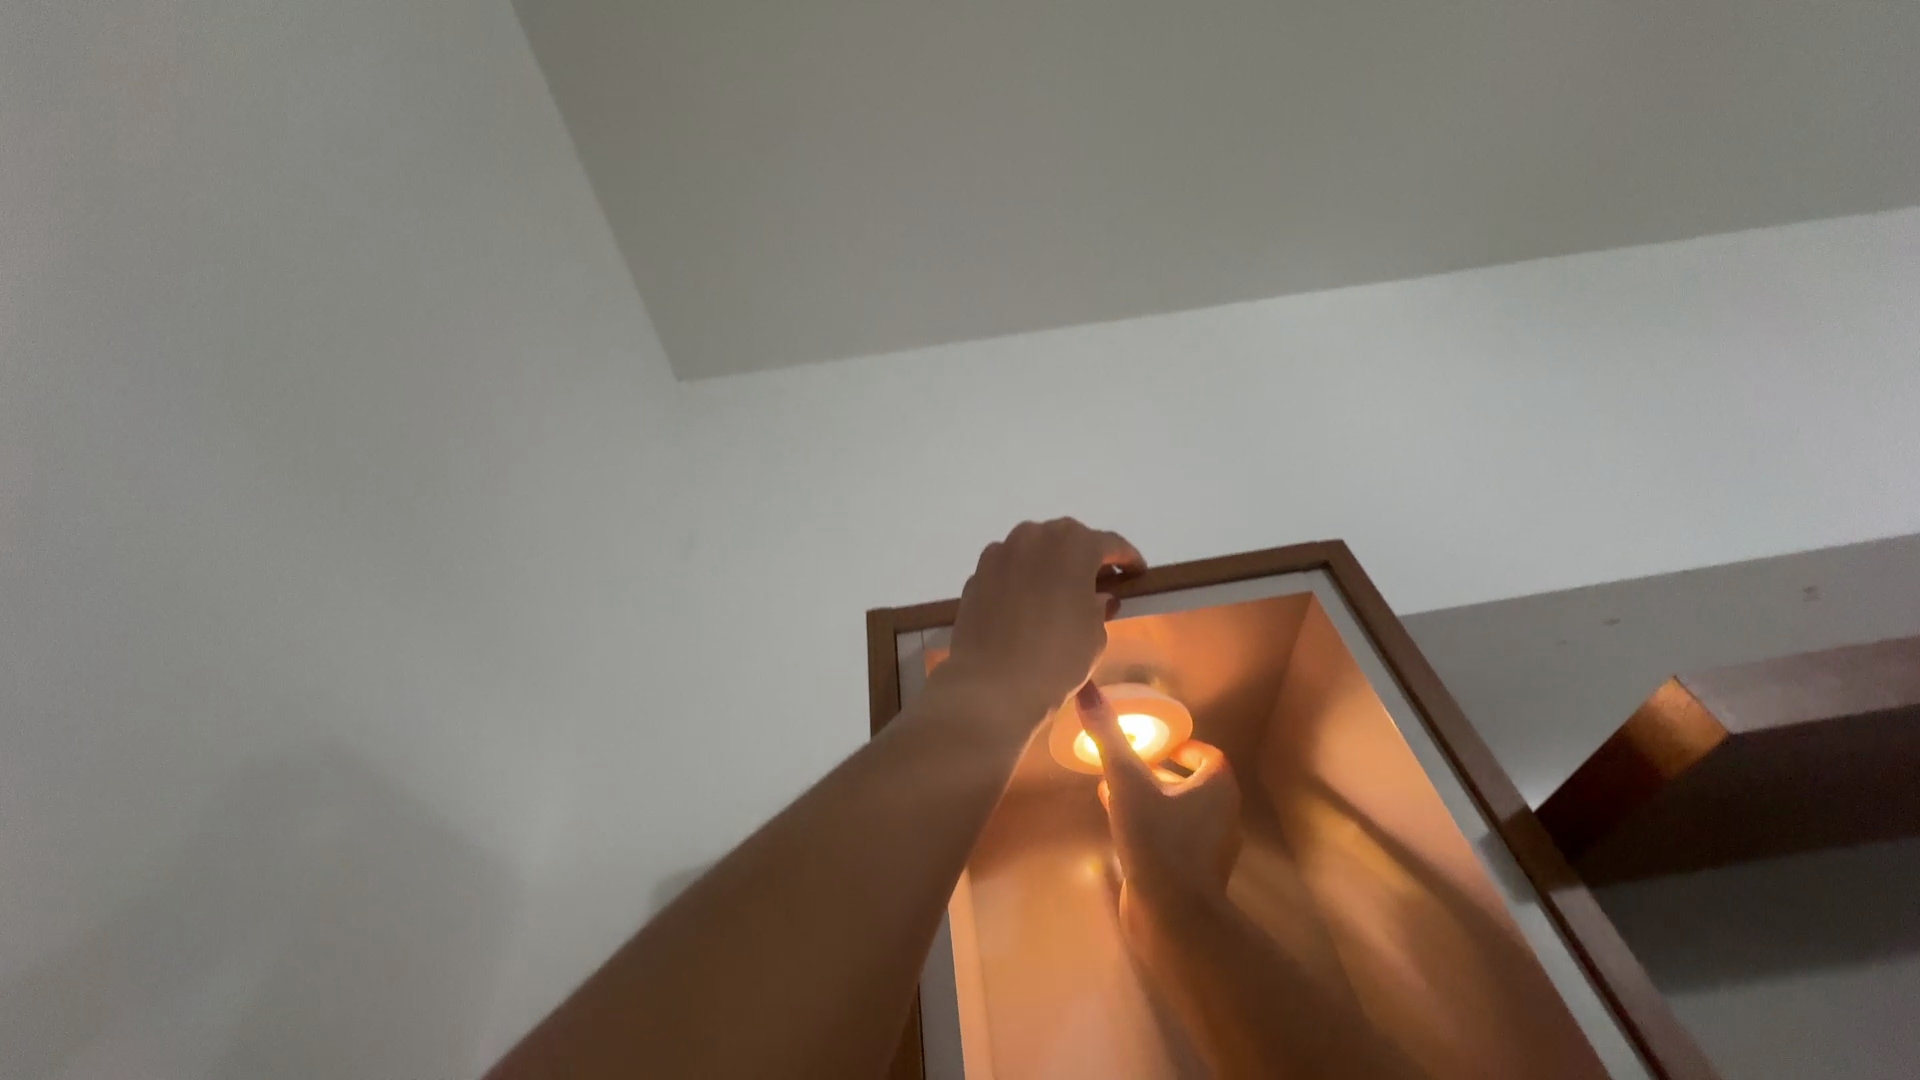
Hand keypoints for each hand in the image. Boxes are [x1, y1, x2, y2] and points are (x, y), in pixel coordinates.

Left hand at [937, 519, 1144, 727]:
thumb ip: (1099, 606)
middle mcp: (1034, 537)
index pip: (1110, 544)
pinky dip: (1023, 579)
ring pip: (1034, 550)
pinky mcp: (977, 574)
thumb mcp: (1095, 634)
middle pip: (1067, 540)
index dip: (1127, 560)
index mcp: (1073, 545)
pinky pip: (1009, 569)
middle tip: (1098, 583)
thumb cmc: (1057, 658)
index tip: (1137, 573)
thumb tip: (1096, 598)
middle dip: (1084, 557)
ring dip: (1050, 565)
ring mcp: (1000, 553)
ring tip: (1061, 592)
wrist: (992, 685)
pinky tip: (1028, 604)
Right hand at [1079, 683, 1241, 927]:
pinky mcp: (1192, 875)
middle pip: (1192, 784)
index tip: (1152, 745)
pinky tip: (1117, 829)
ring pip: (1180, 814)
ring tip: (1113, 793)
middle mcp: (1222, 816)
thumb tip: (1086, 688)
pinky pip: (1170, 840)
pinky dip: (1149, 828)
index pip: (1207, 756)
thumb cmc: (1158, 839)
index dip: (1182, 747)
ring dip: (1151, 801)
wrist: (1172, 916)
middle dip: (1160, 773)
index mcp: (1218, 788)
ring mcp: (1209, 850)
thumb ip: (1109, 736)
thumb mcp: (1127, 781)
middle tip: (1127, 765)